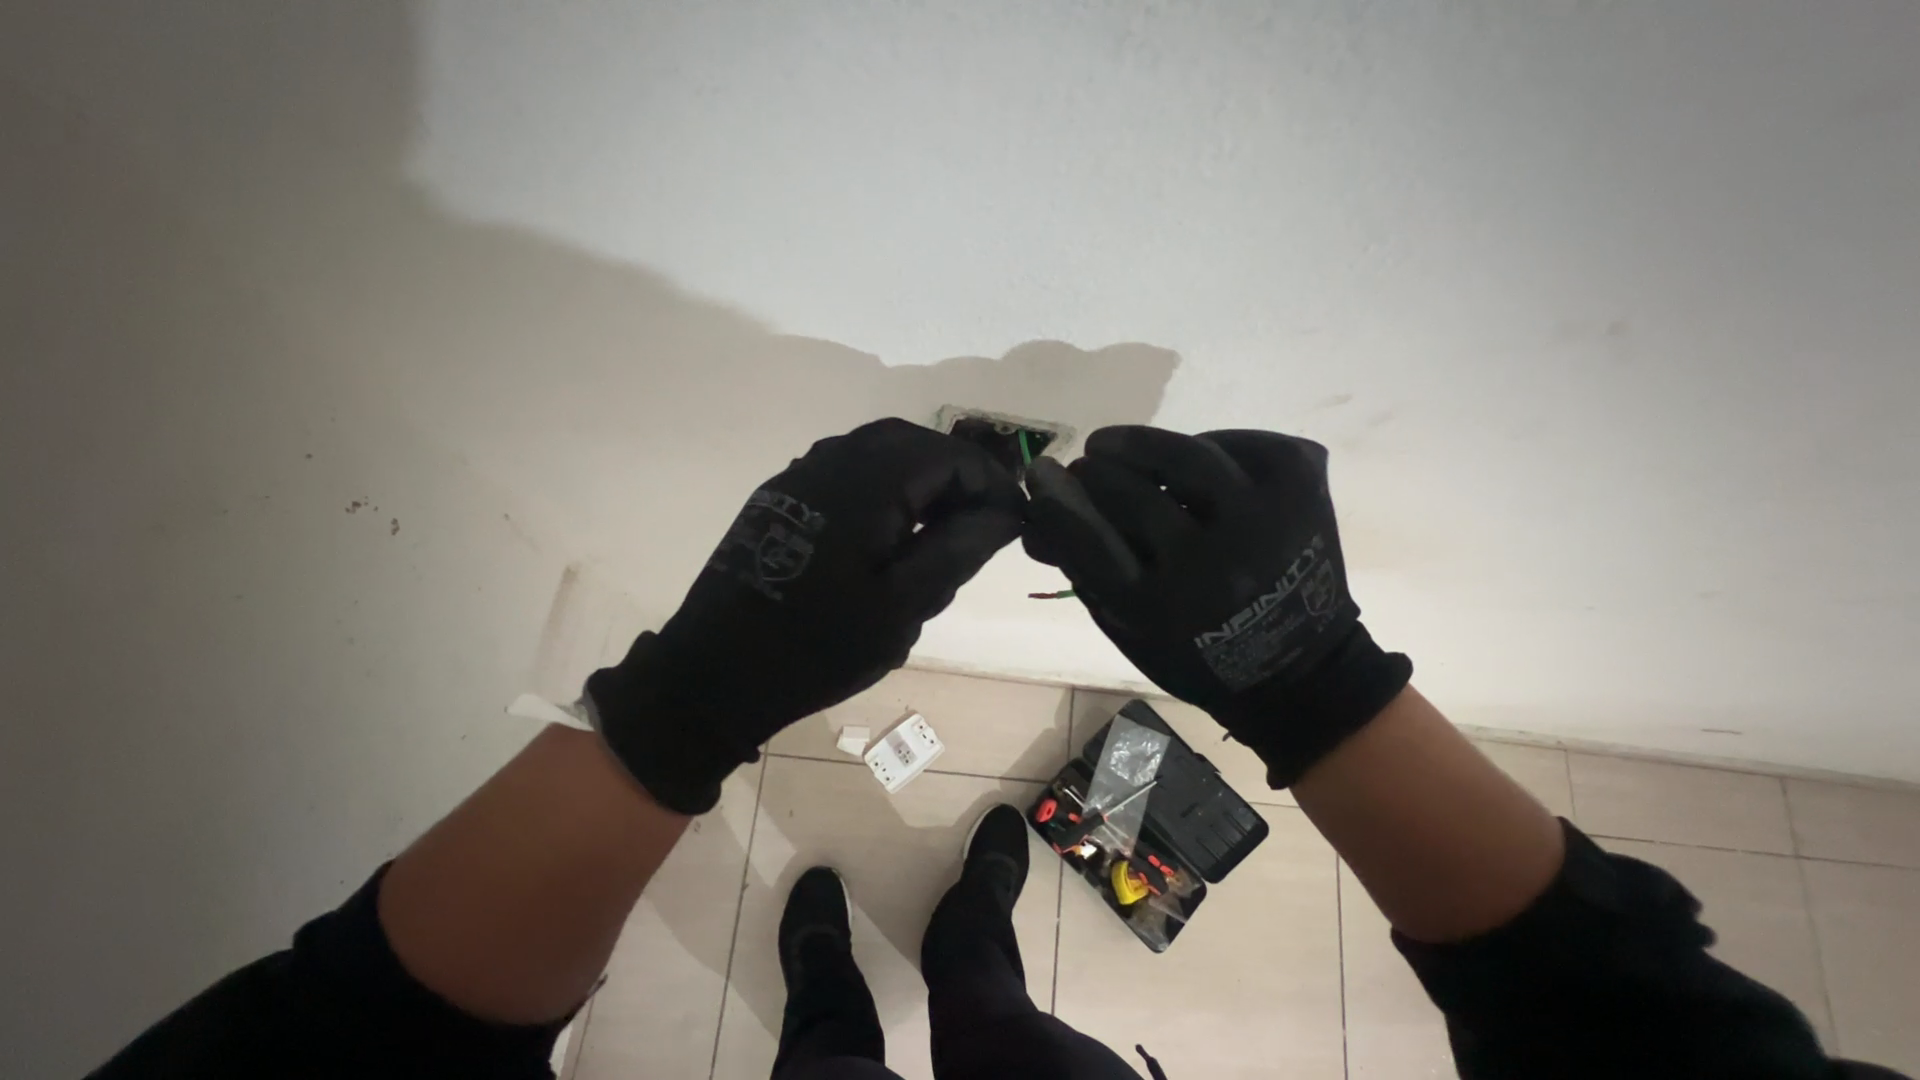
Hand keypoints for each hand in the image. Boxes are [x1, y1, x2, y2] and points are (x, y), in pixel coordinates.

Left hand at [587, 418, 1023, 813]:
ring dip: (921, 485)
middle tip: (982, 530)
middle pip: (916, 445)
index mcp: (866, 481)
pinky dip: (884, 493)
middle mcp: (832, 458)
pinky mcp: (783, 496)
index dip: (994, 487)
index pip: (952, 457)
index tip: (1016, 528)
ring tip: (941, 537)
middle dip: (958, 481)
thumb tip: (1005, 513)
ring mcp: (801, 473)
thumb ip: (958, 549)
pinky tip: (889, 539)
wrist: (712, 675)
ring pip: (880, 456)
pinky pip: (848, 474)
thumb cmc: (816, 647)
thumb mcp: (901, 607)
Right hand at [1023, 425, 1409, 785]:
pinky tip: (1190, 454)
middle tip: (1085, 465)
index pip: (1087, 538)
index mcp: (1162, 609)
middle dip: (1094, 474)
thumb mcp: (1131, 633)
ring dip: (1139, 444)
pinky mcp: (1302, 491)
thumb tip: (1033, 524)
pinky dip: (1209, 443)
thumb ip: (1083, 574)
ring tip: (1114, 445)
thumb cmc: (1197, 658)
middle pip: (1130, 494)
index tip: (1038, 473)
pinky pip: (1242, 444)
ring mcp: (1265, 522)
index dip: (1054, 499)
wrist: (1301, 675)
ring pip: (1187, 455)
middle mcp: (1214, 564)